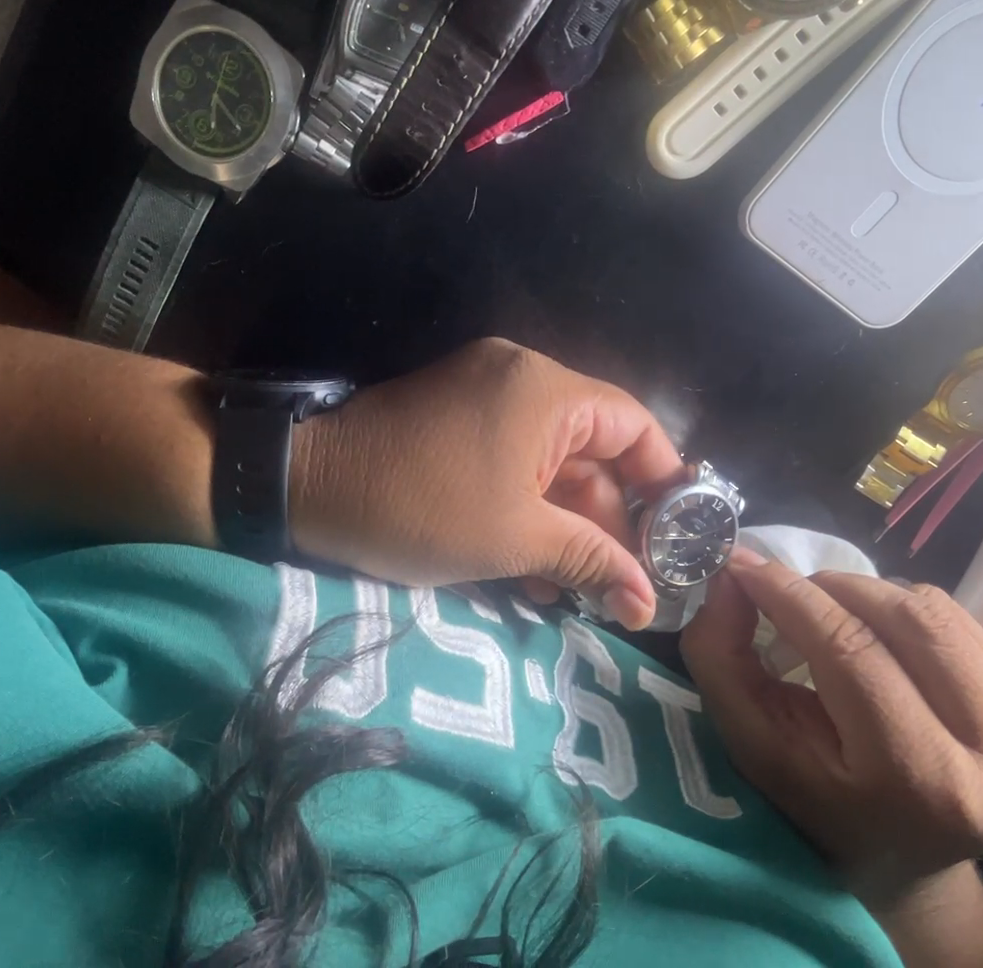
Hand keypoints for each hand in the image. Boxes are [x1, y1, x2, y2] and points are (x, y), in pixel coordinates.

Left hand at [291, 338, 684, 625]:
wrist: (306, 489)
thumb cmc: (420, 507)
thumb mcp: (514, 538)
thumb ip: (592, 560)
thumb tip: (650, 602)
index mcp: (543, 389)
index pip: (634, 426)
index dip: (663, 482)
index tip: (677, 540)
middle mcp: (518, 380)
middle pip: (591, 451)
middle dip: (605, 521)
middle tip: (617, 585)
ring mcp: (480, 398)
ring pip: (548, 465)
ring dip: (563, 527)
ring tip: (568, 591)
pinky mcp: (452, 424)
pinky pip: (509, 464)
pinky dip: (524, 511)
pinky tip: (530, 571)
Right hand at [679, 556, 982, 909]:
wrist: (897, 862)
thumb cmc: (809, 805)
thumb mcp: (748, 741)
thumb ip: (723, 656)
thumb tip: (731, 577)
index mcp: (918, 780)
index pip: (850, 651)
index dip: (790, 595)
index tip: (742, 565)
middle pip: (910, 622)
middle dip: (832, 587)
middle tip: (784, 589)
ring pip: (942, 616)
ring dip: (870, 594)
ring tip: (827, 612)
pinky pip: (965, 629)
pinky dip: (905, 614)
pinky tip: (875, 637)